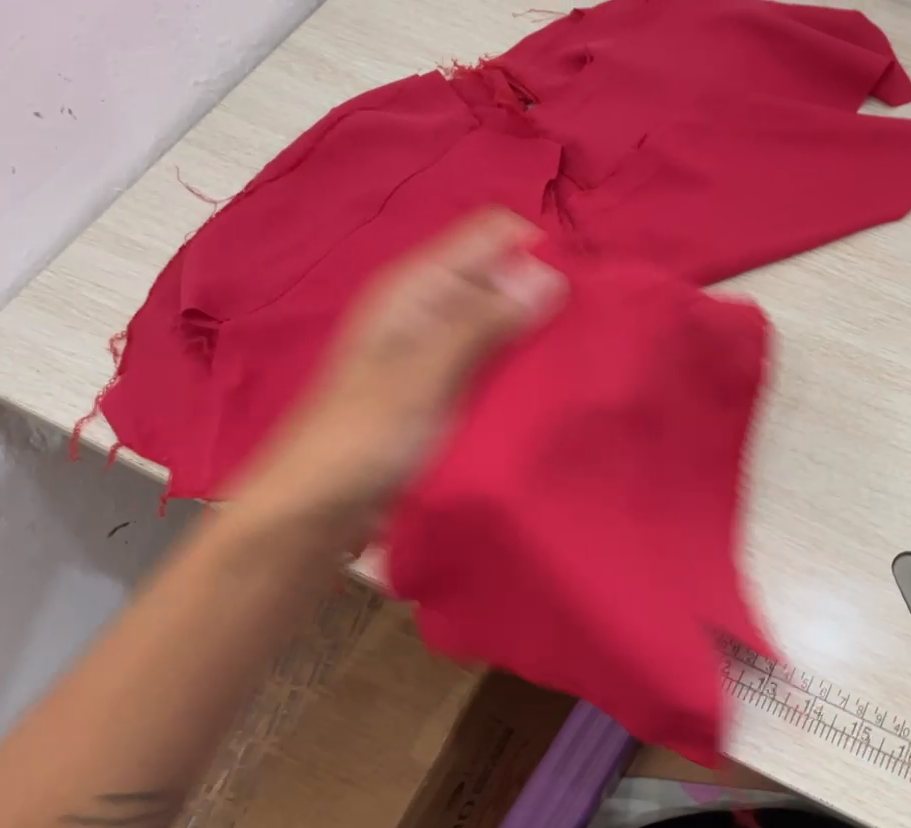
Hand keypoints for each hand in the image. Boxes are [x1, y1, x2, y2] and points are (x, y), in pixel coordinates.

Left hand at [229, 208, 564, 541]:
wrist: (323, 506)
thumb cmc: (366, 437)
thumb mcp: (427, 373)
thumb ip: (484, 322)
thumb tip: (549, 273)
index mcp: (416, 290)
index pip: (487, 238)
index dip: (533, 251)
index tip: (580, 286)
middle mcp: (427, 312)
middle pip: (497, 279)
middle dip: (539, 294)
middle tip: (588, 329)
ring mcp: (435, 353)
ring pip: (499, 323)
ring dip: (533, 334)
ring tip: (578, 356)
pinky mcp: (445, 391)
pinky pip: (493, 363)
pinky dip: (519, 367)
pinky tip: (546, 385)